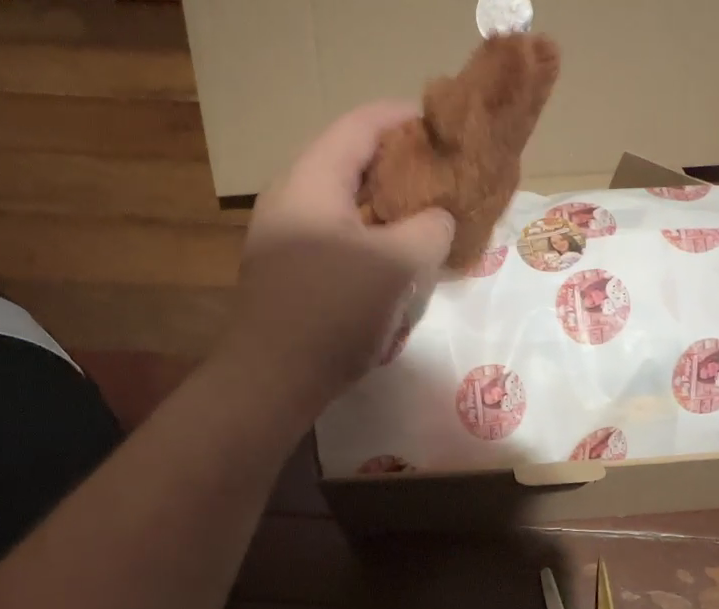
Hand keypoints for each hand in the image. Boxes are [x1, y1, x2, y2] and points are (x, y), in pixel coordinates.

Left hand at [223, 101, 456, 402]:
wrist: (272, 379)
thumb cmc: (335, 311)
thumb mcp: (398, 266)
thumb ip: (430, 229)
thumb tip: (438, 219)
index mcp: (312, 179)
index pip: (363, 123)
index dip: (407, 118)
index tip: (446, 130)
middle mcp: (289, 198)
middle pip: (350, 163)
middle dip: (399, 170)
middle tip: (440, 184)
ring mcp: (281, 237)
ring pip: (341, 207)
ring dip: (383, 213)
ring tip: (422, 228)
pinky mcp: (283, 273)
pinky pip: (331, 241)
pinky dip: (364, 243)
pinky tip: (389, 271)